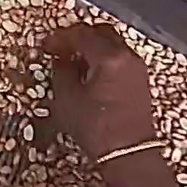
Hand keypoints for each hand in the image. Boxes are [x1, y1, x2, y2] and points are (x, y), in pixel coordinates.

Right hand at [43, 23, 156, 157]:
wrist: (128, 154)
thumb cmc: (96, 128)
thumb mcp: (68, 99)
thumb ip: (62, 71)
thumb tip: (60, 59)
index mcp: (110, 58)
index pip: (82, 35)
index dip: (61, 38)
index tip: (47, 45)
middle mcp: (127, 57)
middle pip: (101, 33)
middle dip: (78, 37)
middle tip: (60, 48)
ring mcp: (137, 68)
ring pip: (112, 44)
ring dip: (92, 47)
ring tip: (72, 60)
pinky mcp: (140, 80)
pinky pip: (119, 58)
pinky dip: (103, 58)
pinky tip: (89, 72)